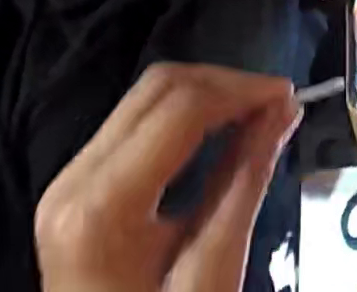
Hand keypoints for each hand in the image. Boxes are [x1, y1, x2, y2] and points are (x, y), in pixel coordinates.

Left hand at [36, 64, 300, 291]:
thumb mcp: (211, 273)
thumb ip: (247, 180)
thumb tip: (285, 109)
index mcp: (101, 207)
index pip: (181, 108)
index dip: (241, 90)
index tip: (287, 96)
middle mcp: (75, 179)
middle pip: (160, 86)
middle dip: (226, 83)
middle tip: (275, 102)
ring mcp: (70, 179)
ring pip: (150, 94)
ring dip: (208, 92)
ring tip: (255, 111)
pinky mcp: (79, 183)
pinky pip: (139, 118)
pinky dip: (186, 111)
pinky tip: (220, 126)